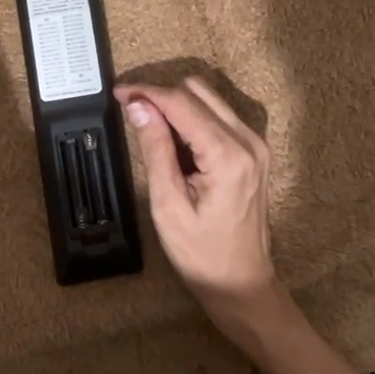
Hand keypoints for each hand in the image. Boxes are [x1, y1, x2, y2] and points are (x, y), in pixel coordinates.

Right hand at [117, 77, 284, 336]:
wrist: (241, 282)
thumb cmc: (200, 253)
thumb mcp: (168, 205)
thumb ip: (156, 149)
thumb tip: (139, 107)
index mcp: (227, 155)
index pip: (182, 103)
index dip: (148, 92)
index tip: (119, 92)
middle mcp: (248, 140)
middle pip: (198, 92)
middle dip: (162, 95)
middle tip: (132, 110)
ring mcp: (255, 143)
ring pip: (210, 99)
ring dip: (177, 104)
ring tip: (149, 125)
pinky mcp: (254, 150)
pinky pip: (220, 115)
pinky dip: (193, 117)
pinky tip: (174, 138)